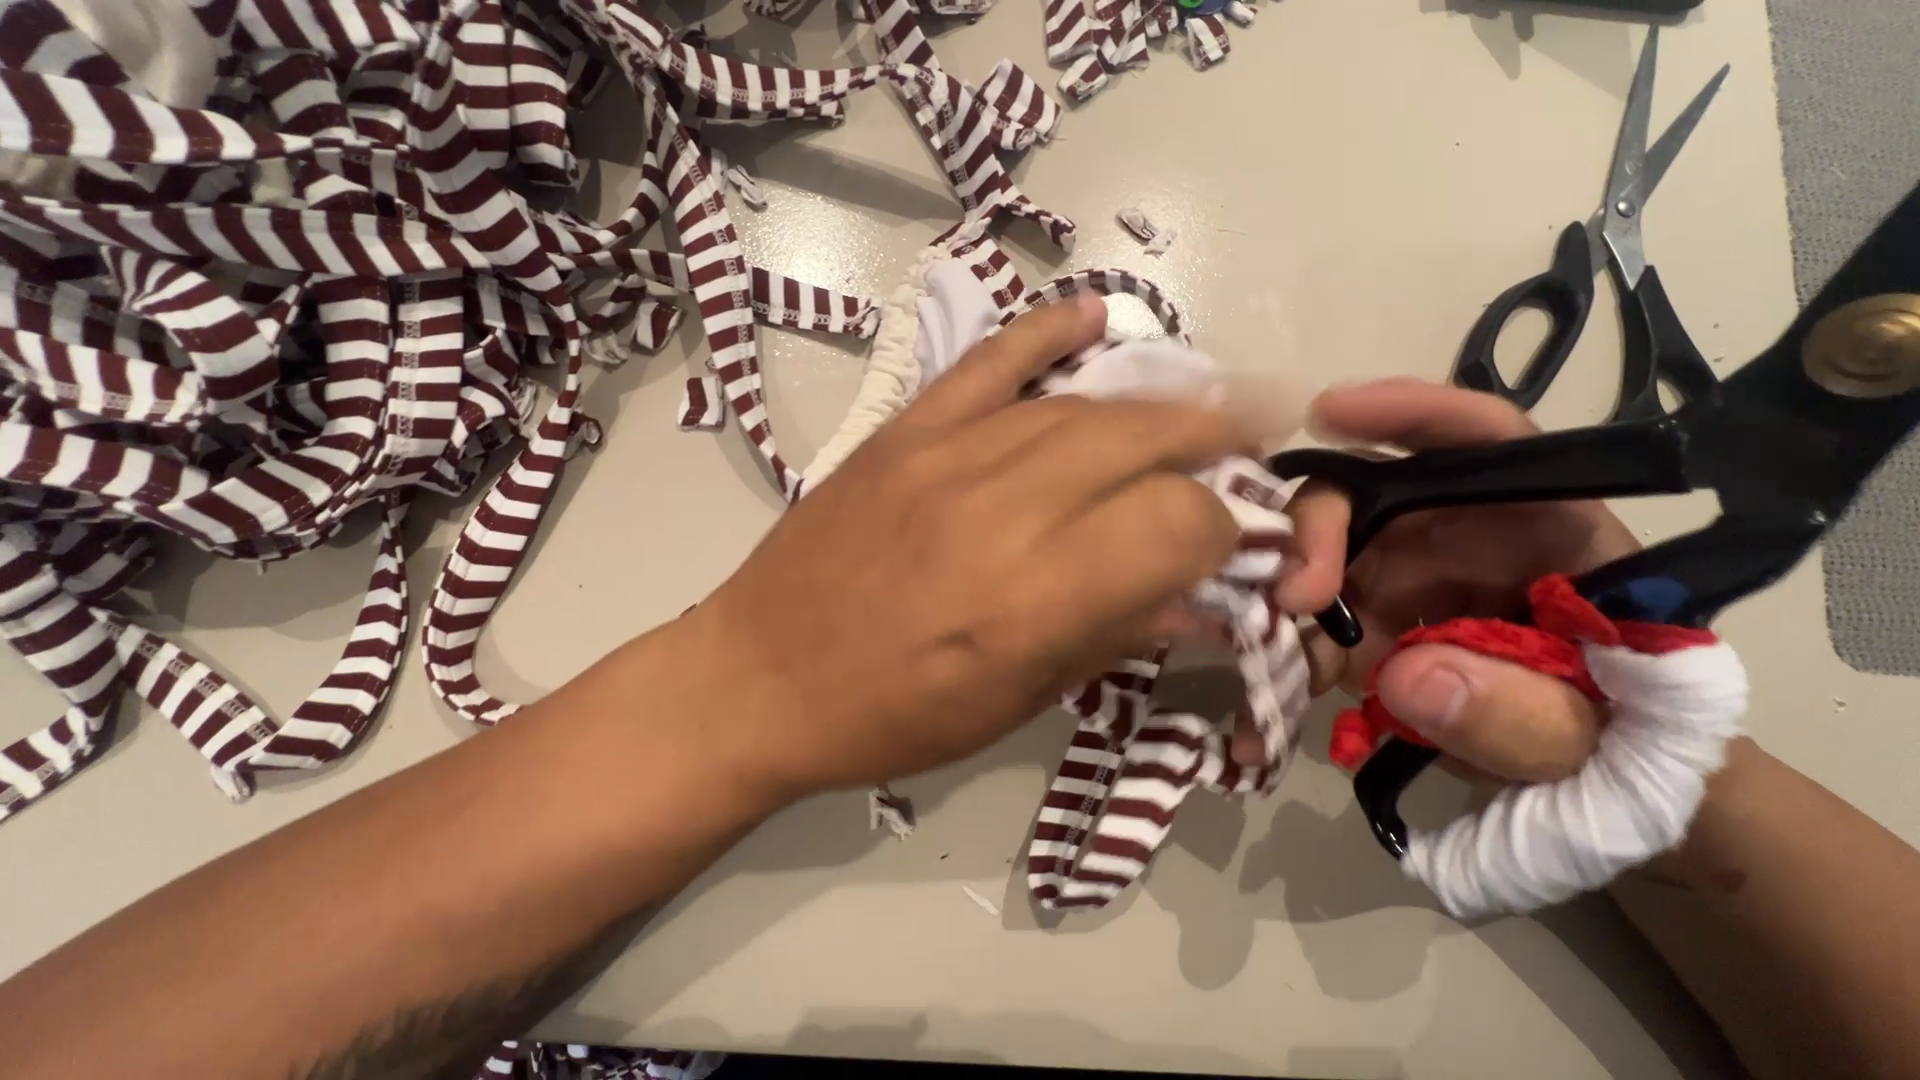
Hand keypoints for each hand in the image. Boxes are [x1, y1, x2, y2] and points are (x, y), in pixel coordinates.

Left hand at [693, 295, 1278, 796]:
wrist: (757, 680)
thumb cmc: (890, 718)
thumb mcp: (1014, 703)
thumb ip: (1108, 635)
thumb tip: (1190, 592)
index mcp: (1037, 597)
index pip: (1178, 525)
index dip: (1224, 529)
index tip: (1226, 540)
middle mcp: (1003, 511)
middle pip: (1141, 443)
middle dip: (1211, 439)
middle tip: (1248, 437)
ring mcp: (947, 457)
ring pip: (1079, 406)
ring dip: (1152, 400)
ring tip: (1198, 402)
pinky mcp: (903, 432)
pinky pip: (987, 364)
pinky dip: (1044, 333)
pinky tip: (1093, 316)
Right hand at [1271, 379, 1637, 781]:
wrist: (1602, 794)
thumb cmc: (1632, 748)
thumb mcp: (1602, 743)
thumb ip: (1525, 715)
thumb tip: (1404, 675)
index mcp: (1545, 527)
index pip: (1485, 442)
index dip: (1410, 413)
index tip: (1329, 413)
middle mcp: (1463, 537)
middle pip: (1374, 495)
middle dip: (1320, 528)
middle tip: (1291, 594)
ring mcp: (1409, 583)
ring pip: (1326, 556)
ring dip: (1288, 595)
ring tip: (1270, 655)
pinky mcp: (1372, 630)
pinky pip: (1315, 627)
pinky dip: (1290, 661)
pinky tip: (1272, 712)